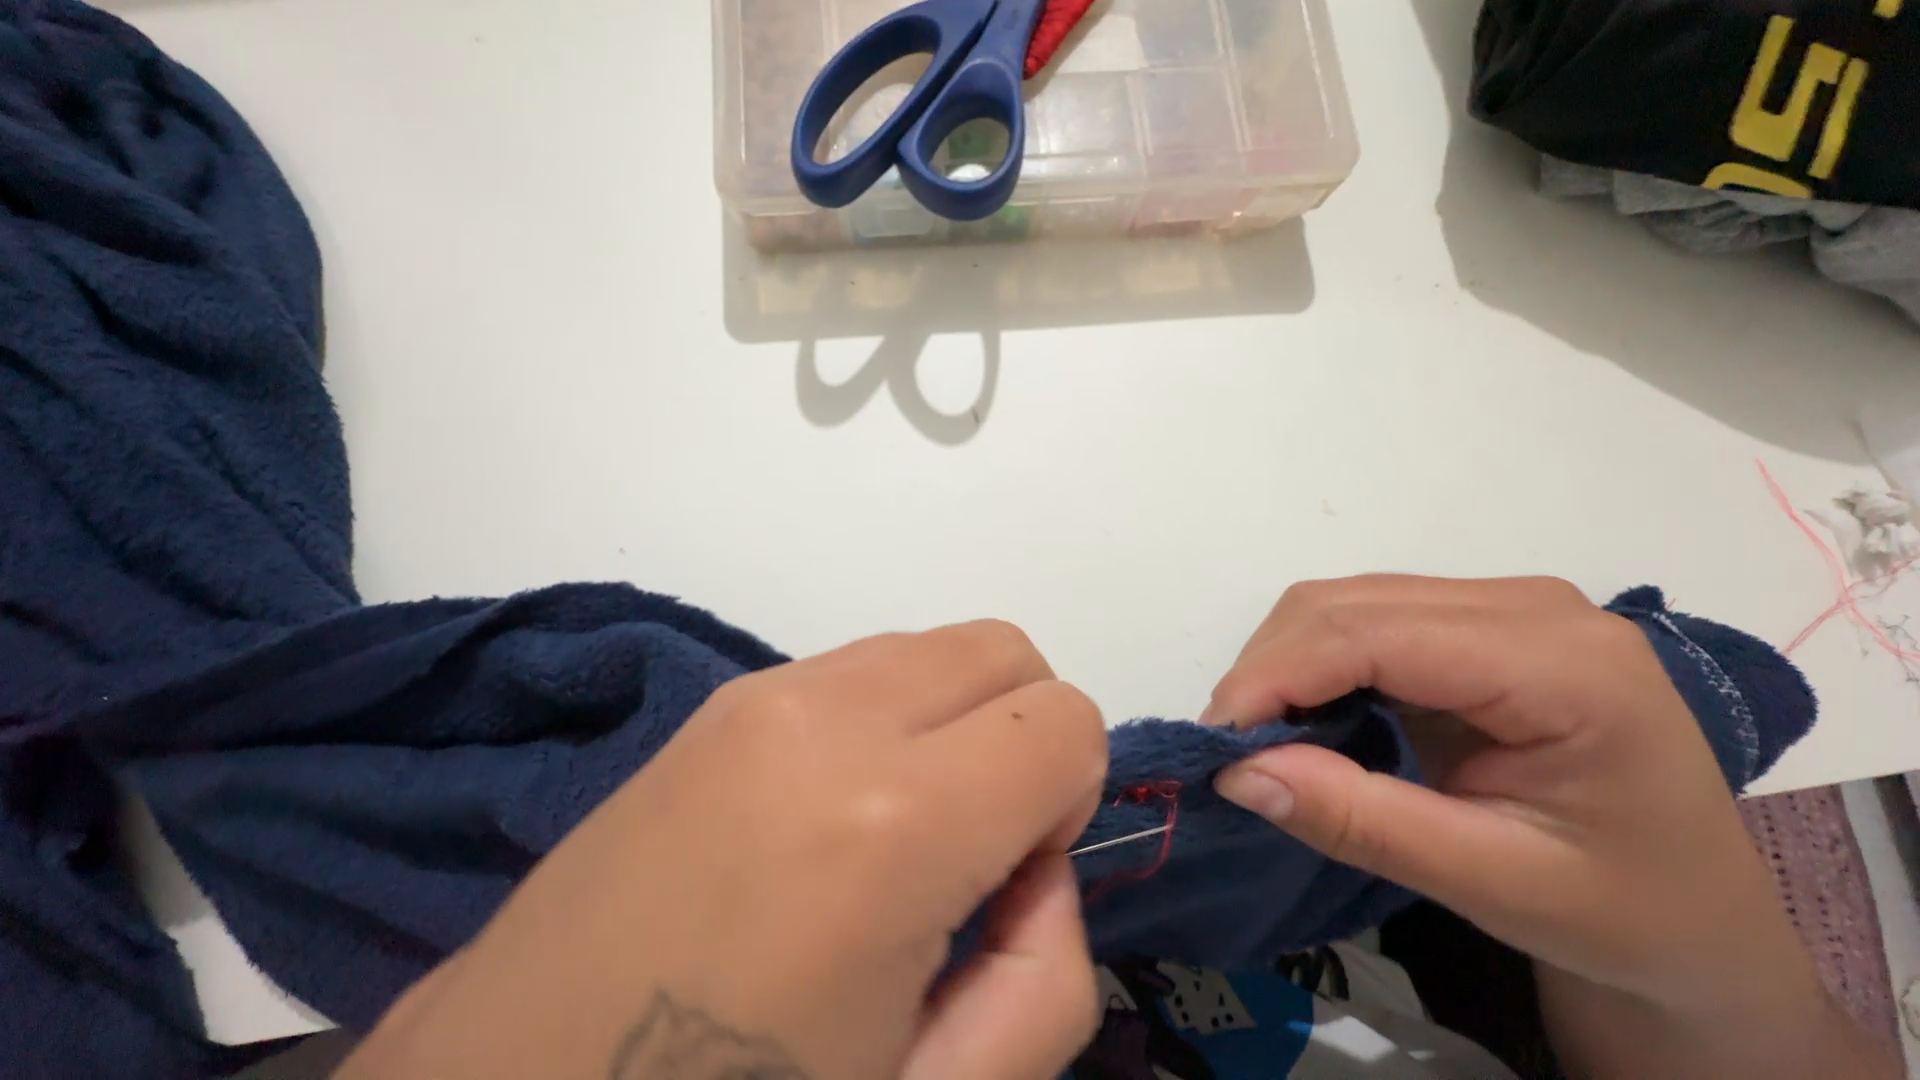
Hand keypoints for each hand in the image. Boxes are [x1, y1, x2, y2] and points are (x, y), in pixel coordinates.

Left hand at [340, 621, 1108, 1079]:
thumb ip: (1047, 975)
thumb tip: (1035, 865)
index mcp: (892, 822)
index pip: (1067, 720)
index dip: (1071, 803)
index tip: (1012, 882)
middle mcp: (827, 720)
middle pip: (1005, 652)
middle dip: (1024, 739)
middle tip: (970, 852)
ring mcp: (760, 695)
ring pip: (931, 649)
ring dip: (954, 725)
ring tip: (893, 838)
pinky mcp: (716, 701)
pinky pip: (857, 669)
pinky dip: (888, 719)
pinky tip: (828, 819)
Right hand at [1203, 576, 1896, 1077]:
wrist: (1697, 915)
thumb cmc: (1621, 913)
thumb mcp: (1494, 884)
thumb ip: (1362, 822)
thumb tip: (1236, 772)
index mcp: (1563, 664)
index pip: (1372, 634)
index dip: (1274, 677)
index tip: (1213, 743)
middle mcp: (1530, 606)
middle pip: (1345, 604)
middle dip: (1266, 671)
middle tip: (1231, 752)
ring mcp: (1505, 606)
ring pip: (1342, 603)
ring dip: (1282, 665)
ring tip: (1263, 740)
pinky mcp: (1477, 622)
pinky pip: (1363, 621)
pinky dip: (1312, 665)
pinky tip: (1308, 719)